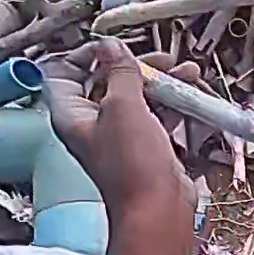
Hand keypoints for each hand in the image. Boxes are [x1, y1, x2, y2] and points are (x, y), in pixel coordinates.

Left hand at [41, 39, 198, 218]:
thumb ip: (119, 74)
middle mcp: (92, 125)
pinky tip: (189, 95)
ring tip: (184, 73)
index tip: (114, 47)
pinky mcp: (146, 146)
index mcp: (72, 115)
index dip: (87, 56)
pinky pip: (156, 115)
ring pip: (137, 97)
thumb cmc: (134, 168)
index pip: (64, 73)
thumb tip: (110, 46)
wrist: (159, 207)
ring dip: (160, 83)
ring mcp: (121, 136)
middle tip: (159, 61)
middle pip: (107, 82)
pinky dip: (172, 103)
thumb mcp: (125, 108)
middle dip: (135, 67)